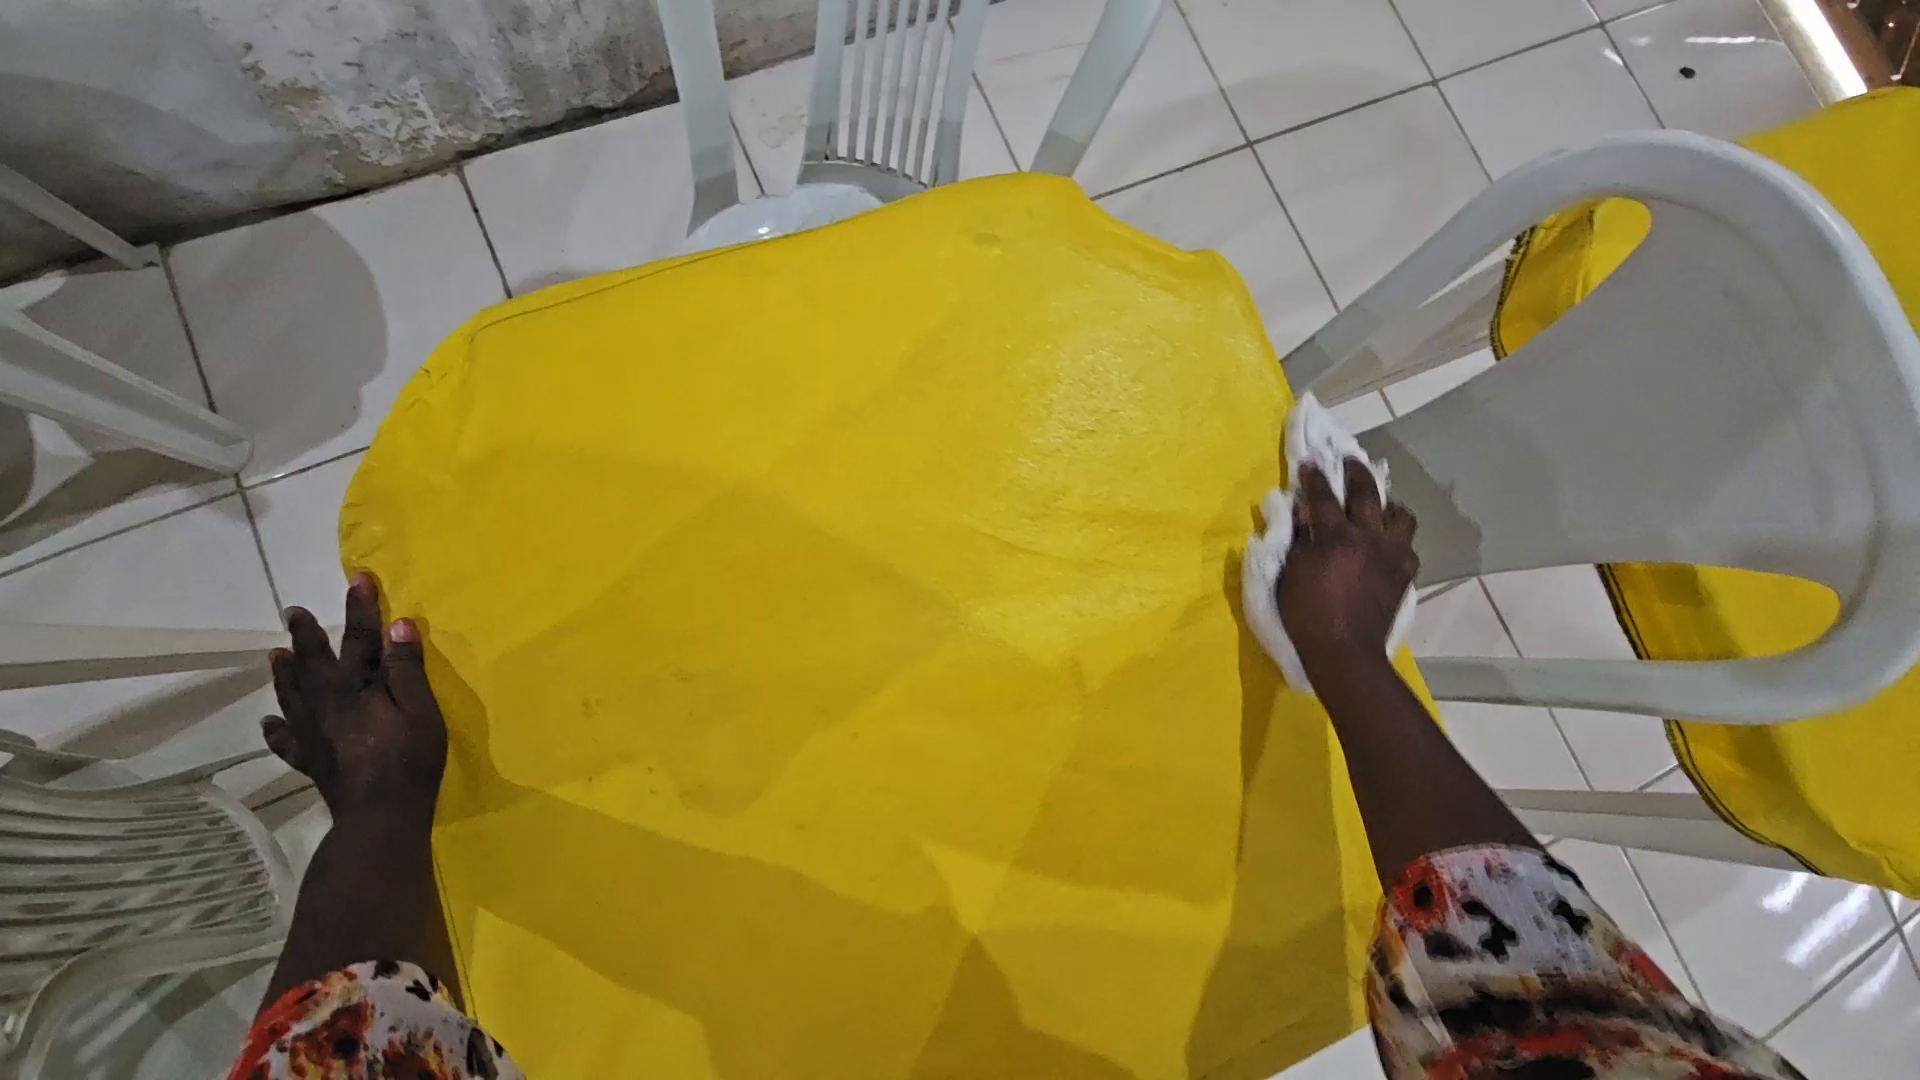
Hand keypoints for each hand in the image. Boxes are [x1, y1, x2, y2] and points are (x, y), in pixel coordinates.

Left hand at [263, 572, 447, 823]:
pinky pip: (287, 740)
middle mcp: (326, 706)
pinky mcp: (311, 759)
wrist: (380, 813)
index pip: (361, 639)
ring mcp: (313, 734)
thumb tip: (398, 626)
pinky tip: (271, 722)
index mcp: (356, 690)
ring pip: (292, 695)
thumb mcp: (422, 710)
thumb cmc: (411, 758)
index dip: (361, 608)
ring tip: (275, 654)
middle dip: (307, 635)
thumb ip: (407, 669)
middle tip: (292, 611)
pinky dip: (278, 729)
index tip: (359, 578)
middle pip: (315, 663)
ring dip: (285, 672)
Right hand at [1276, 460, 1418, 673]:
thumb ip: (1298, 540)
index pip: (1323, 497)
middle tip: (1348, 461)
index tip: (1309, 463)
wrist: (1344, 652)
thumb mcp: (1290, 574)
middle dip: (1355, 473)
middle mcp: (1370, 538)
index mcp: (1336, 538)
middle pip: (1367, 494)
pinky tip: (1386, 543)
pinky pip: (1407, 545)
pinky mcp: (1404, 574)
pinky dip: (1396, 537)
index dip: (1314, 478)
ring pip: (1400, 516)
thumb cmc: (1306, 615)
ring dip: (1387, 505)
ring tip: (1378, 505)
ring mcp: (1393, 555)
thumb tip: (1302, 515)